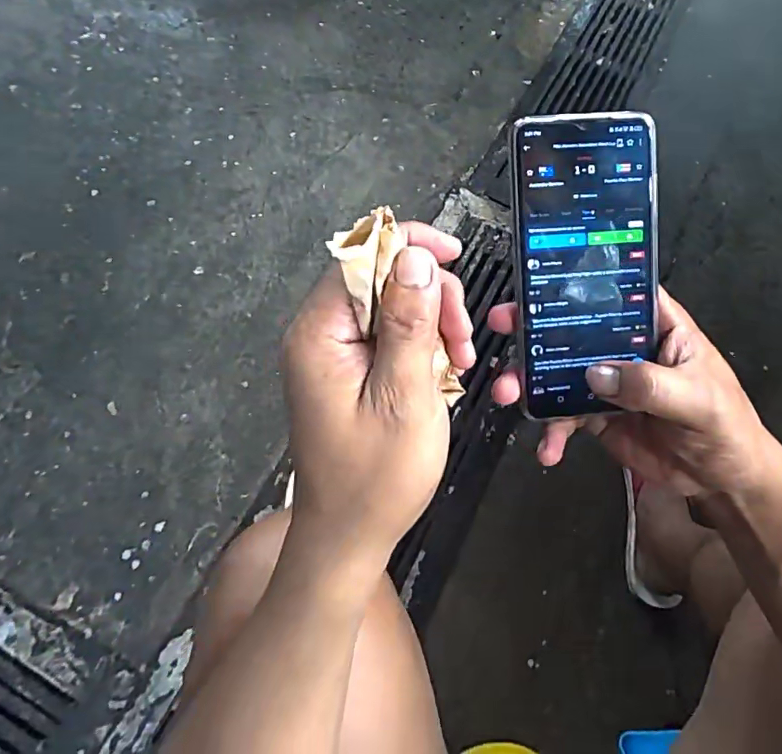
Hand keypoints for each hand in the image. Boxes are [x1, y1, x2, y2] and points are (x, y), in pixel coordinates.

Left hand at [280, 222, 475, 559]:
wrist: (352, 535)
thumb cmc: (377, 476)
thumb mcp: (404, 396)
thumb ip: (409, 323)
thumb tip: (414, 256)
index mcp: (320, 335)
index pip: (360, 257)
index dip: (409, 245)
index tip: (455, 256)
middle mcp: (322, 334)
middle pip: (383, 276)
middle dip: (433, 295)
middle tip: (461, 340)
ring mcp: (338, 351)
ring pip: (397, 301)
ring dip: (437, 320)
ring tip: (458, 360)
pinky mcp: (354, 366)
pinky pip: (397, 330)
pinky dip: (428, 341)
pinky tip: (446, 367)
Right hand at [486, 289, 781, 499]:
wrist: (723, 479)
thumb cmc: (726, 425)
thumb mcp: (697, 399)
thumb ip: (649, 384)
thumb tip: (599, 374)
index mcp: (659, 326)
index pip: (620, 290)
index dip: (584, 281)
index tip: (544, 278)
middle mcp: (630, 347)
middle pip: (579, 327)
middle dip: (539, 327)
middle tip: (506, 324)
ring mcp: (613, 381)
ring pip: (563, 371)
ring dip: (532, 382)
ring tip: (510, 395)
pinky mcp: (602, 415)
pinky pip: (567, 415)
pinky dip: (552, 431)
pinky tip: (549, 447)